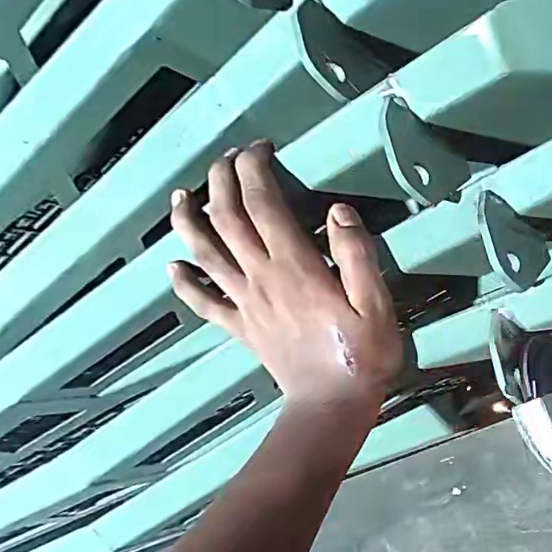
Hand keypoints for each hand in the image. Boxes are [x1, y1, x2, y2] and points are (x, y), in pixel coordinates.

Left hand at [167, 141, 402, 418]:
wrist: (332, 404)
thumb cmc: (363, 353)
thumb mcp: (377, 303)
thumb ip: (357, 255)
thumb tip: (338, 210)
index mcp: (295, 267)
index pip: (264, 205)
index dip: (255, 170)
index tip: (259, 148)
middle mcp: (261, 278)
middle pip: (227, 219)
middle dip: (222, 181)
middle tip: (228, 158)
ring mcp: (245, 304)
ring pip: (204, 253)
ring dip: (188, 220)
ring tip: (182, 196)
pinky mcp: (241, 327)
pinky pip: (204, 301)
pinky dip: (184, 282)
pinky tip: (173, 267)